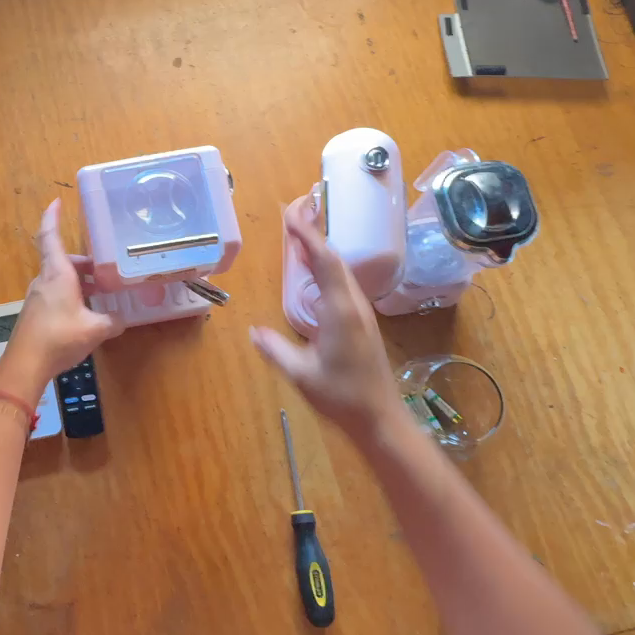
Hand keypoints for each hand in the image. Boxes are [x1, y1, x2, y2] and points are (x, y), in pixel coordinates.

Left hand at [0, 199, 123, 398]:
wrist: (25, 365)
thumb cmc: (60, 338)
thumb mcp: (95, 329)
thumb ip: (112, 321)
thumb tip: (122, 319)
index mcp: (57, 273)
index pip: (50, 236)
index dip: (52, 217)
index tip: (56, 202)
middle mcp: (45, 280)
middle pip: (63, 261)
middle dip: (84, 263)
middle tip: (106, 270)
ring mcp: (37, 297)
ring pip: (60, 279)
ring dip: (79, 282)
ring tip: (102, 293)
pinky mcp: (35, 313)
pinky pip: (56, 295)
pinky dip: (72, 296)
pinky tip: (86, 313)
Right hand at [251, 203, 409, 442]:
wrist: (379, 416)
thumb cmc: (341, 396)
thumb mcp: (301, 374)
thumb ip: (276, 350)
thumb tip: (254, 331)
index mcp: (340, 312)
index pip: (325, 263)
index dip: (308, 238)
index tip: (291, 218)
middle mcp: (354, 306)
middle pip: (336, 262)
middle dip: (314, 237)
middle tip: (292, 219)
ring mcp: (361, 315)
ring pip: (341, 274)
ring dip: (321, 254)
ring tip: (300, 241)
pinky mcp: (361, 324)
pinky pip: (342, 287)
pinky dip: (326, 272)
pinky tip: (315, 277)